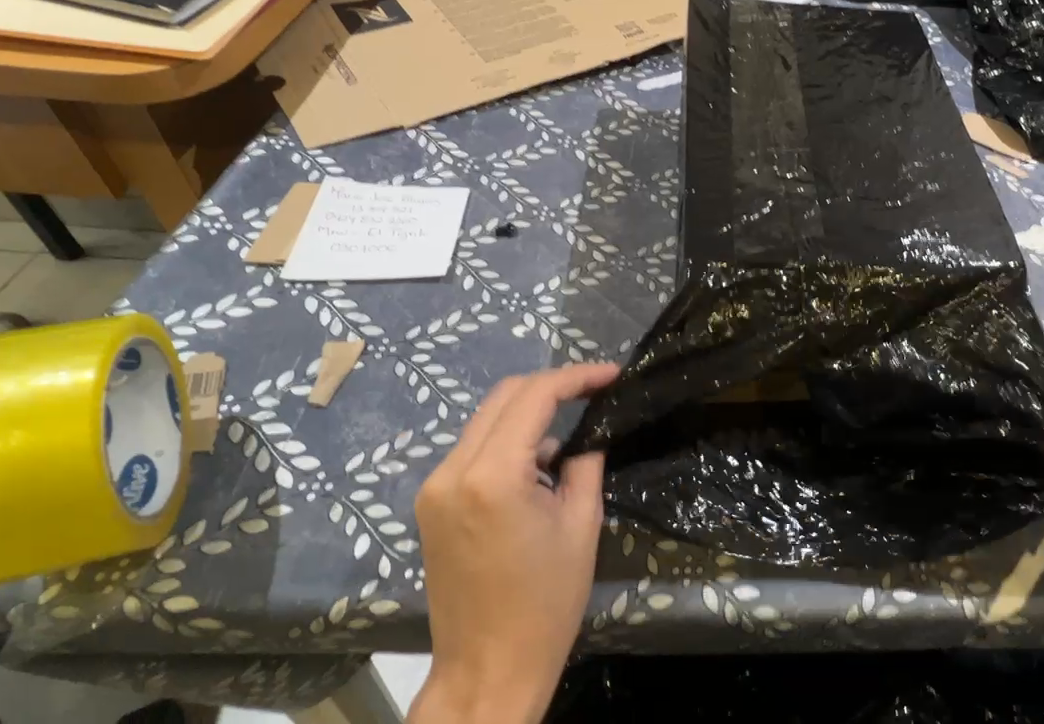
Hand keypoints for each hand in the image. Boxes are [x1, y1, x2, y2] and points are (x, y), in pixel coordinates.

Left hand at [409, 363, 618, 723]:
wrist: (487, 667)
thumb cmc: (545, 601)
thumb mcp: (581, 523)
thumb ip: (584, 463)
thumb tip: (585, 434)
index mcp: (491, 476)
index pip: (534, 396)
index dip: (576, 377)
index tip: (612, 376)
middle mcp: (451, 471)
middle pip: (504, 397)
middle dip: (552, 385)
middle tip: (595, 390)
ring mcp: (434, 488)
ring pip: (486, 421)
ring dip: (529, 414)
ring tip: (572, 432)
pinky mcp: (431, 505)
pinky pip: (473, 450)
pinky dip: (508, 442)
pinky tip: (538, 465)